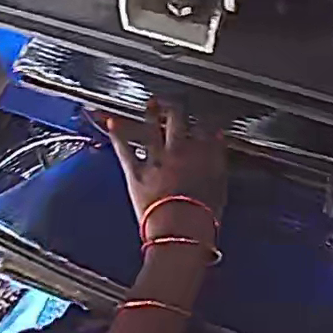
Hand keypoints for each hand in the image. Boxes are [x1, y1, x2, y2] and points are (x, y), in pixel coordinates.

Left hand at [97, 99, 226, 247]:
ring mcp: (155, 158)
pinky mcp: (136, 171)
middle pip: (178, 120)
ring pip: (152, 127)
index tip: (206, 115)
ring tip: (152, 102)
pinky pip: (124, 148)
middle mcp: (177, 150)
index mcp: (202, 154)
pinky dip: (117, 134)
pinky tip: (112, 122)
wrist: (179, 231)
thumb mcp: (220, 186)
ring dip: (151, 112)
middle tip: (177, 100)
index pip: (206, 128)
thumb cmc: (203, 216)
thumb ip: (219, 158)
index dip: (206, 118)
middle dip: (177, 107)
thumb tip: (218, 139)